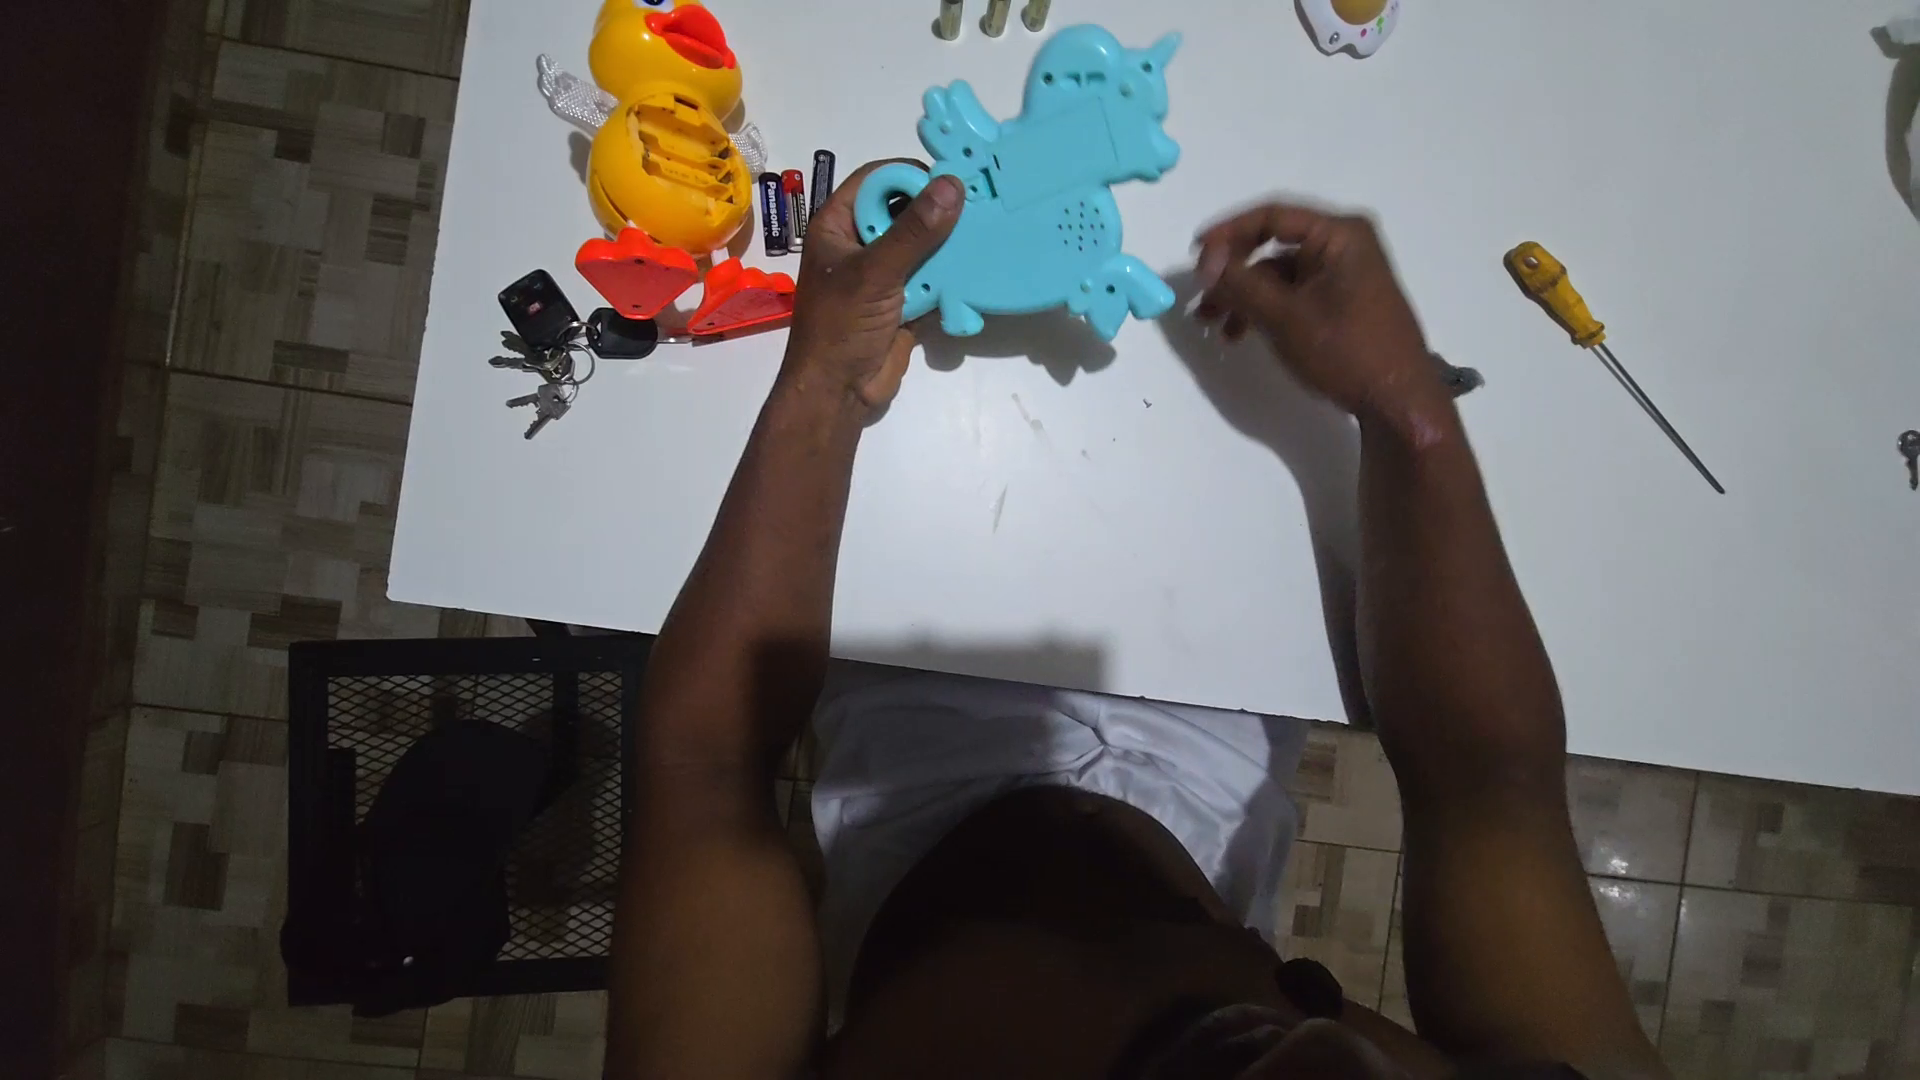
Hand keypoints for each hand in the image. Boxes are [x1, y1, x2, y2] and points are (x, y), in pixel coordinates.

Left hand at [780, 161, 962, 415]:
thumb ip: (914, 232)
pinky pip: (932, 281)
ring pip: (923, 248)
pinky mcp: (904, 304)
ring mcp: (884, 276)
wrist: (839, 392)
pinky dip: (950, 280)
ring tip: (983, 240)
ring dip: (949, 248)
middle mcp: (861, 245)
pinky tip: (976, 274)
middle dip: (939, 214)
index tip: (952, 181)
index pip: (877, 181)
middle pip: (906, 213)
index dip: (911, 176)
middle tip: (979, 209)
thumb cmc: (841, 326)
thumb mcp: (875, 273)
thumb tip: (952, 186)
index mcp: (839, 226)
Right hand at [1193, 203, 1446, 424]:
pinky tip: (1242, 334)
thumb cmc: (1343, 350)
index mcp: (1338, 235)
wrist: (1395, 397)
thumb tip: (1205, 260)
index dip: (1227, 233)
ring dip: (1242, 296)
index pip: (1272, 217)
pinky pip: (1290, 295)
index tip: (1193, 255)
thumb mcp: (1284, 316)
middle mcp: (1343, 245)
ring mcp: (1342, 274)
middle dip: (1231, 272)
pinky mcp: (1339, 301)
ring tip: (1213, 325)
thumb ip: (1242, 283)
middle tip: (1200, 297)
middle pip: (1272, 246)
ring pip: (1276, 275)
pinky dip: (1262, 310)